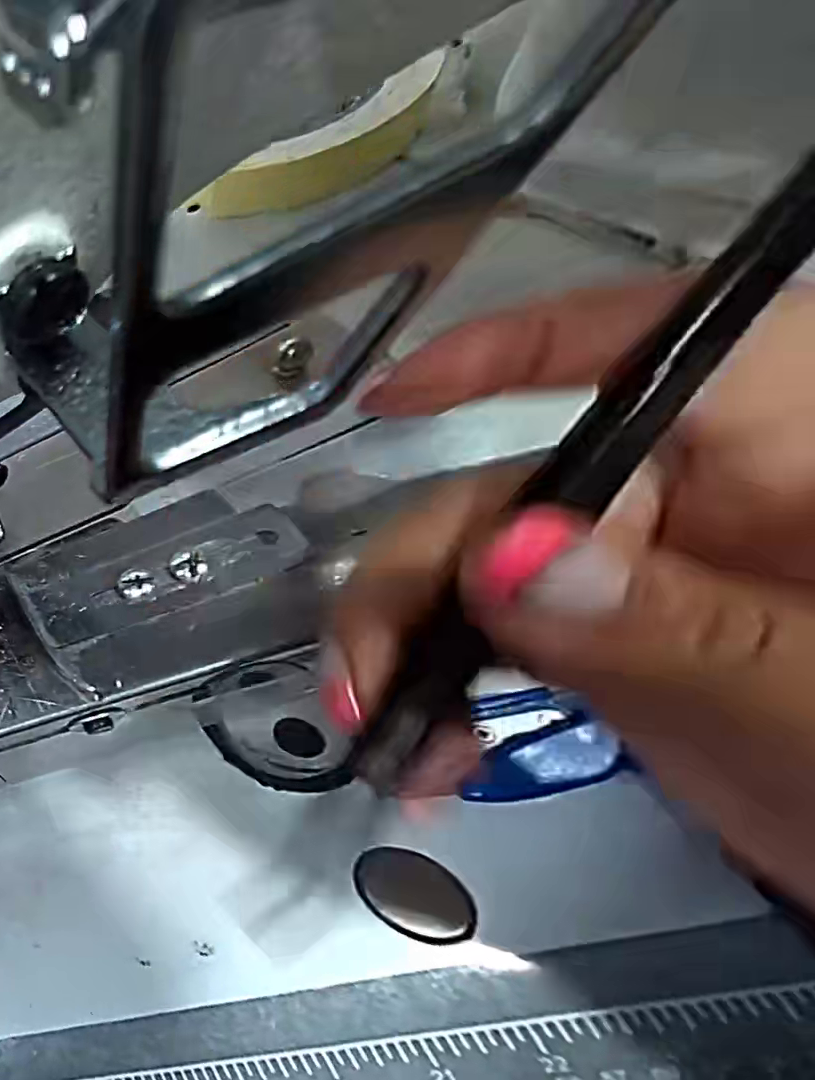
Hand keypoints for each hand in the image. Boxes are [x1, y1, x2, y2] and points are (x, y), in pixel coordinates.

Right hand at [325, 277, 814, 906]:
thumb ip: (681, 627)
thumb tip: (505, 556)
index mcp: (790, 465)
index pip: (657, 353)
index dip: (512, 352)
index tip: (391, 400)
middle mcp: (686, 505)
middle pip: (493, 504)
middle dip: (405, 591)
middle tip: (364, 689)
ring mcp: (625, 577)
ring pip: (454, 575)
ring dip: (394, 653)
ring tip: (378, 735)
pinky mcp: (588, 640)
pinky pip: (470, 639)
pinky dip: (427, 692)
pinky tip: (420, 751)